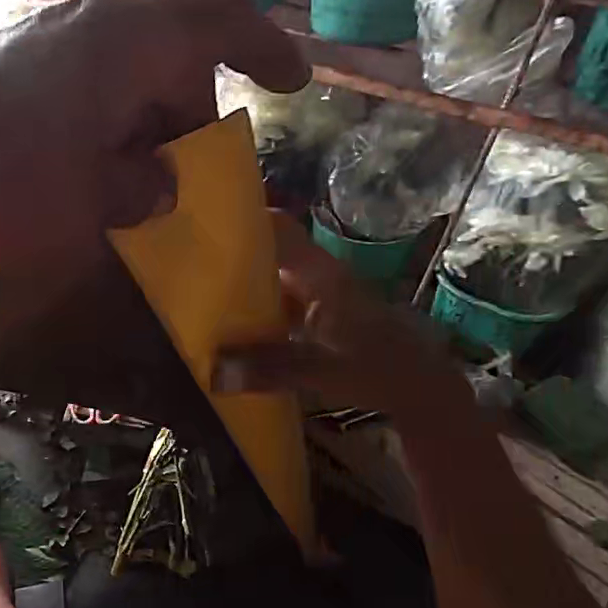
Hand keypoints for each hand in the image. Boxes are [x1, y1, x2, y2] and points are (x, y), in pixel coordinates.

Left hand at [0, 0, 308, 293]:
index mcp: (128, 41)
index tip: (294, 85)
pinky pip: (80, 89)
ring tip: (120, 192)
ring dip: (138, 132)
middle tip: (177, 185)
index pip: (224, 23)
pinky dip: (98, 128)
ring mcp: (43, 39)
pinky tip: (73, 176)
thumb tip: (159, 183)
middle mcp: (89, 23)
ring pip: (123, 79)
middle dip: (186, 121)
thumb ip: (145, 189)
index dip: (268, 51)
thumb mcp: (92, 205)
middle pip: (171, 60)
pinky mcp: (7, 64)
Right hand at [216, 213, 466, 418]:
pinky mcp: (317, 315)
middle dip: (232, 254)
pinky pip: (278, 300)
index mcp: (321, 275)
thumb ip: (269, 368)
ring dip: (242, 283)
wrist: (419, 388)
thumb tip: (214, 372)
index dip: (245, 219)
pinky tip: (230, 323)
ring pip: (272, 277)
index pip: (280, 229)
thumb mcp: (322, 371)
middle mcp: (317, 277)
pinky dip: (255, 307)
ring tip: (199, 289)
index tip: (204, 221)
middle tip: (188, 261)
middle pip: (270, 252)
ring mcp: (318, 295)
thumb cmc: (379, 369)